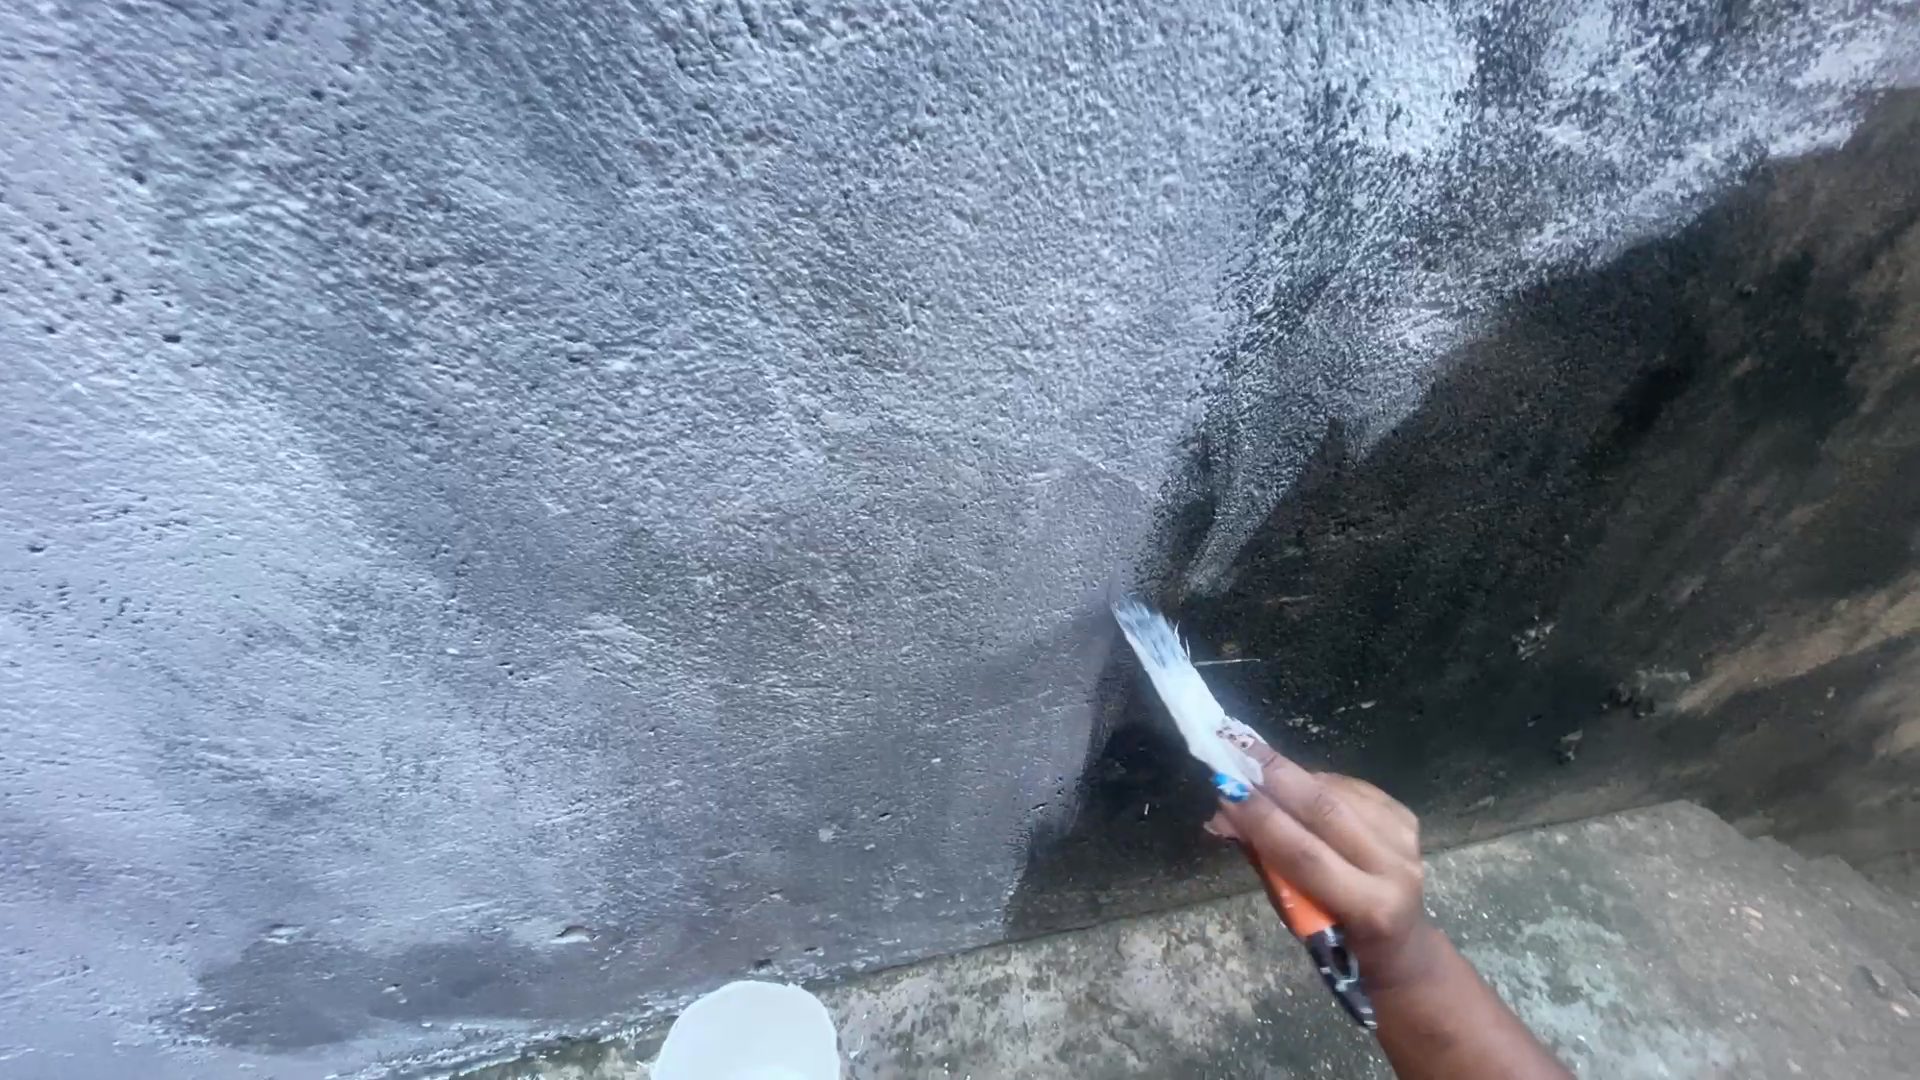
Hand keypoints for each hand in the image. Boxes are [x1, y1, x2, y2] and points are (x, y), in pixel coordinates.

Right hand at [1206, 731, 1438, 990]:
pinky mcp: (1406, 817)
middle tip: (1235, 748)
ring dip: (1290, 774)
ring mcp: (1405, 841)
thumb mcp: (1294, 910)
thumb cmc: (1335, 934)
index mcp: (1368, 908)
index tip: (1225, 787)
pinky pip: (1350, 785)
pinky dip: (1315, 779)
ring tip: (1256, 762)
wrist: (1399, 940)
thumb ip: (1262, 858)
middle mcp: (1395, 871)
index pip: (1305, 854)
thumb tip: (1222, 815)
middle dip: (1275, 776)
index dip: (1263, 818)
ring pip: (1335, 791)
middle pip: (1326, 810)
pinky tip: (1297, 783)